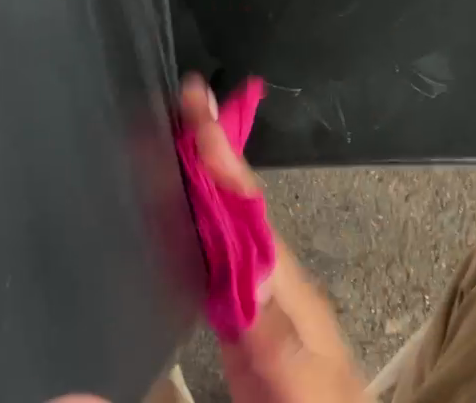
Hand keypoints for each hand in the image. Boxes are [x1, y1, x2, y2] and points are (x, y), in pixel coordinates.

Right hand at [179, 76, 368, 402]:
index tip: (199, 103)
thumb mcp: (300, 377)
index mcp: (284, 280)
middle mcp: (268, 273)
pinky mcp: (238, 316)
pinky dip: (196, 215)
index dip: (220, 152)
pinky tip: (181, 205)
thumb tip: (245, 269)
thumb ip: (273, 329)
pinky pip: (214, 250)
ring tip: (175, 133)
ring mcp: (254, 292)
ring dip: (201, 174)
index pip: (245, 202)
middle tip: (184, 100)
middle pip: (233, 198)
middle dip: (209, 147)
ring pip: (223, 218)